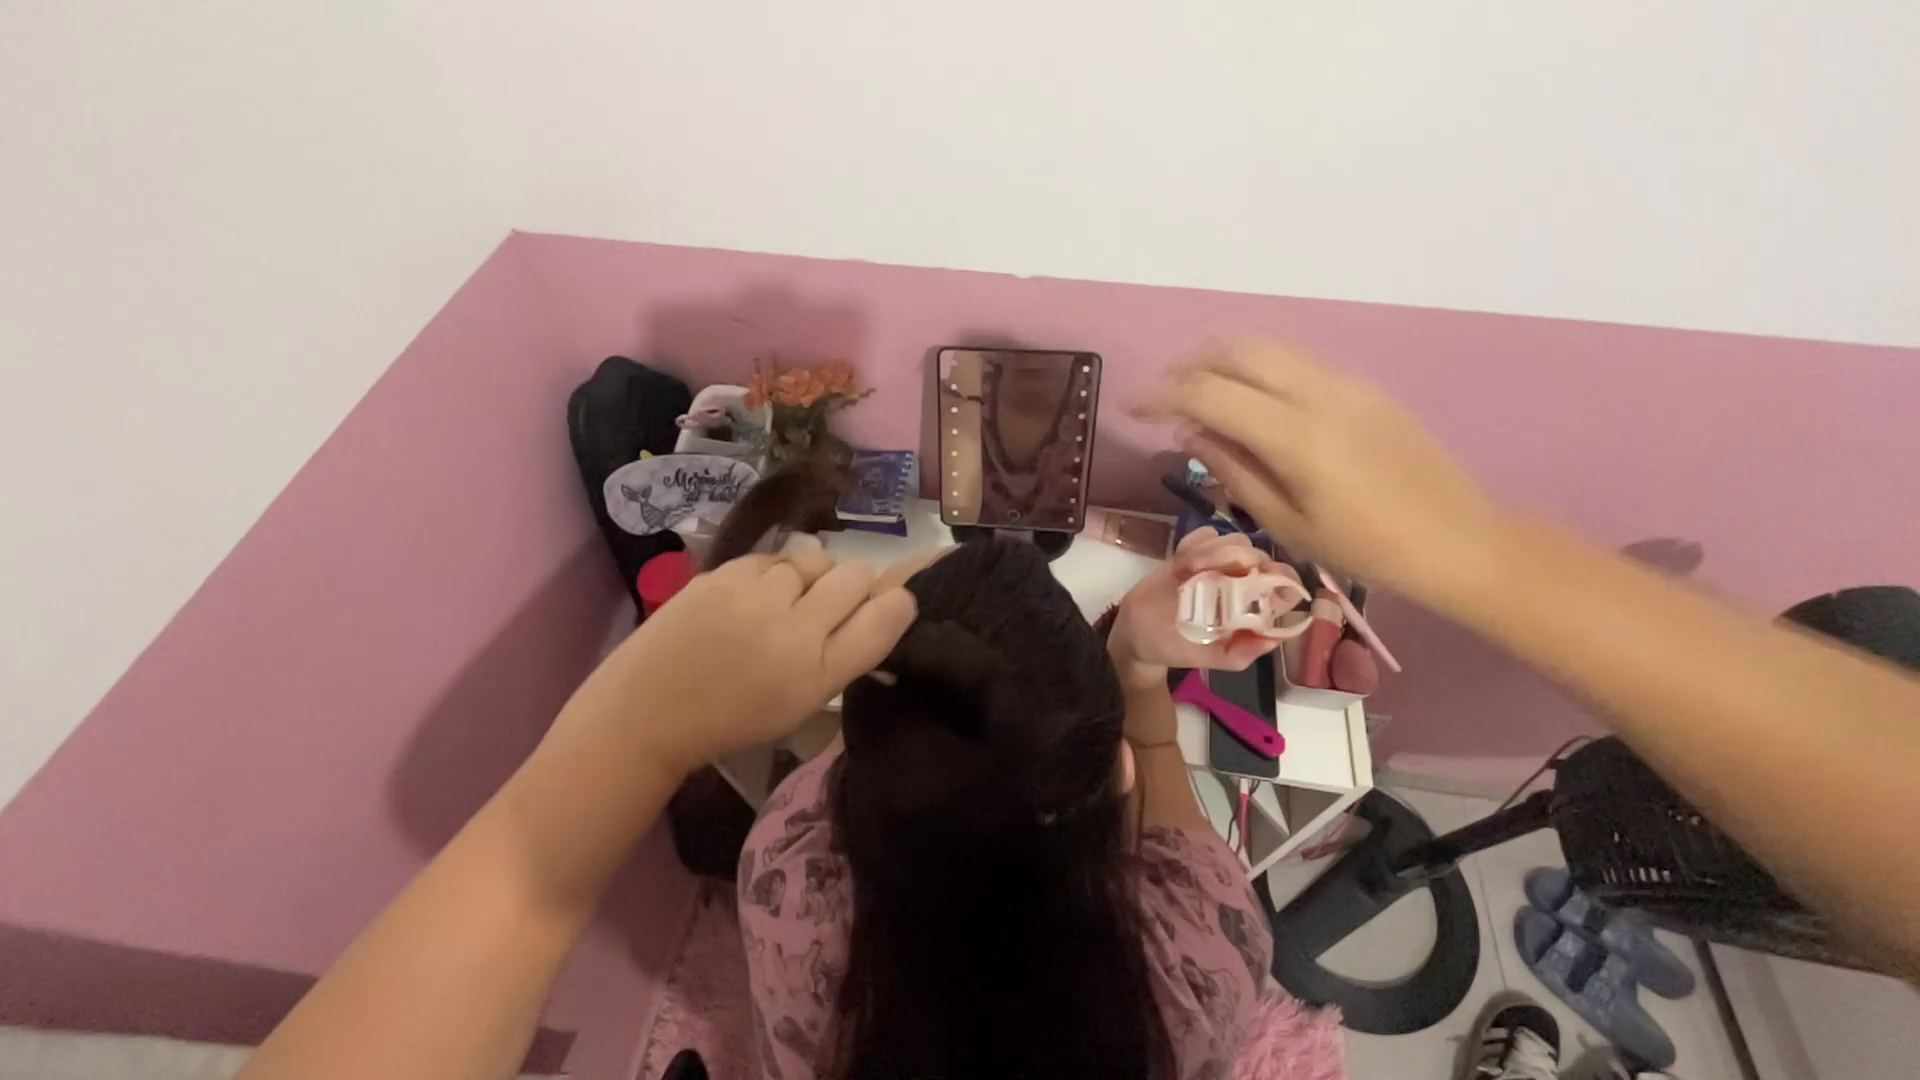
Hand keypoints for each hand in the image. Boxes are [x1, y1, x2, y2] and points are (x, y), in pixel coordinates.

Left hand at [556, 551, 916, 778]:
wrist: (649, 710)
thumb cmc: (733, 717)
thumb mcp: (802, 702)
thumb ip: (846, 654)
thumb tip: (882, 607)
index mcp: (819, 674)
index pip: (887, 615)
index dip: (896, 604)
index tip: (886, 607)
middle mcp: (794, 629)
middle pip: (857, 577)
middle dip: (855, 586)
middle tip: (828, 608)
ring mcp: (755, 596)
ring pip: (814, 559)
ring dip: (810, 577)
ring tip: (784, 603)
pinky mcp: (722, 574)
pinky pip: (773, 557)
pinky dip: (773, 573)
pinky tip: (753, 597)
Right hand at [1109, 528, 1290, 684]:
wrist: (1137, 635)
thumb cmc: (1176, 647)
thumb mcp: (1209, 657)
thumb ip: (1240, 653)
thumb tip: (1272, 639)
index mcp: (1251, 607)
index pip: (1283, 583)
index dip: (1279, 576)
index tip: (1258, 578)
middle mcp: (1239, 582)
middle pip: (1258, 554)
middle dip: (1241, 558)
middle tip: (1214, 572)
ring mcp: (1215, 565)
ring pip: (1233, 540)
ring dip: (1215, 550)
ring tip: (1192, 569)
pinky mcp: (1190, 553)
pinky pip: (1204, 535)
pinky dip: (1196, 543)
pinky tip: (1181, 562)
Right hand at [1136, 340, 1503, 601]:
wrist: (1459, 540)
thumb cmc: (1366, 548)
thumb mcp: (1287, 524)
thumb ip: (1233, 471)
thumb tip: (1191, 434)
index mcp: (1296, 435)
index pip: (1209, 394)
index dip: (1162, 396)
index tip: (1132, 411)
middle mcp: (1319, 392)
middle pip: (1237, 350)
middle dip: (1189, 365)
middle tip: (1162, 396)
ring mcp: (1345, 383)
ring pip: (1267, 347)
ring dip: (1221, 361)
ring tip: (1196, 394)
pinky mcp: (1362, 387)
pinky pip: (1295, 362)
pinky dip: (1256, 369)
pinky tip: (1247, 403)